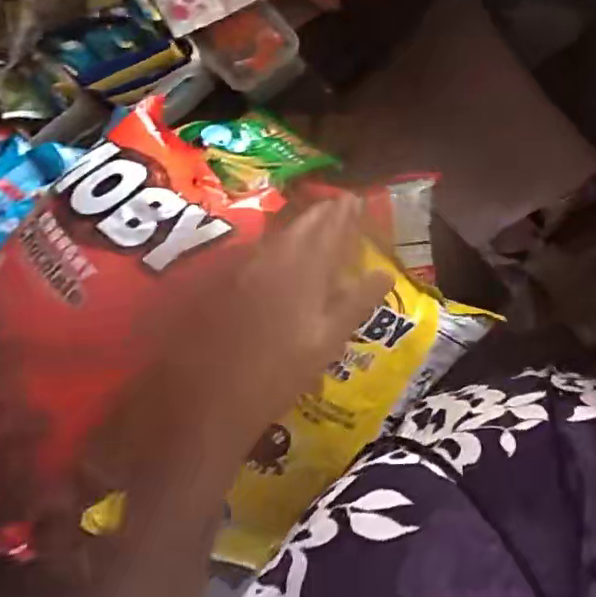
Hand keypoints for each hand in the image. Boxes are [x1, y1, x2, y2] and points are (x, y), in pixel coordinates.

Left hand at [143, 196, 392, 456]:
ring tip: (317, 224)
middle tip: (339, 205)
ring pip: (280, 235)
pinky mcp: (227, 282)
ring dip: (300, 226)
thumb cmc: (280, 371)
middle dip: (322, 213)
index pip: (331, 226)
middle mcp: (274, 257)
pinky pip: (262, 251)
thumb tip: (385, 272)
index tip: (356, 198)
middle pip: (303, 224)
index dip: (345, 211)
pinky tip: (284, 255)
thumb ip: (357, 301)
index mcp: (305, 266)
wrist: (209, 398)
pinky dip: (280, 245)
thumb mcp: (328, 339)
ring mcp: (246, 268)